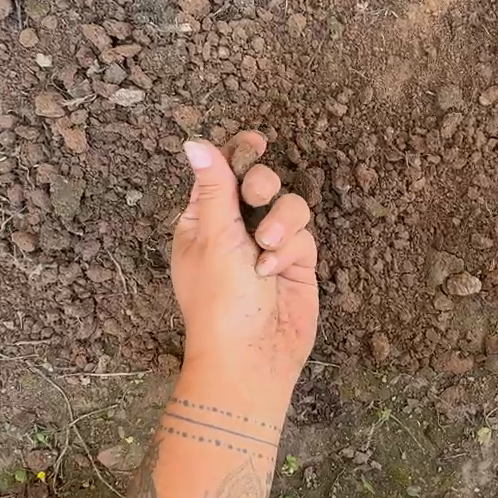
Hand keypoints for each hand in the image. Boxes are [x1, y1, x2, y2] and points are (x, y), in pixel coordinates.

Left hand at [171, 131, 318, 410]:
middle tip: (258, 198)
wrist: (251, 356)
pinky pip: (303, 237)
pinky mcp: (296, 264)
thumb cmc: (219, 299)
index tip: (257, 142)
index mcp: (204, 220)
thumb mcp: (213, 237)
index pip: (223, 173)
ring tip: (267, 248)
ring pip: (290, 207)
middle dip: (264, 187)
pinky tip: (275, 272)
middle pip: (261, 182)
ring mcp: (268, 246)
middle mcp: (236, 229)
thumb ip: (215, 187)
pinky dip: (290, 251)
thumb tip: (194, 142)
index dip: (239, 154)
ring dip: (282, 222)